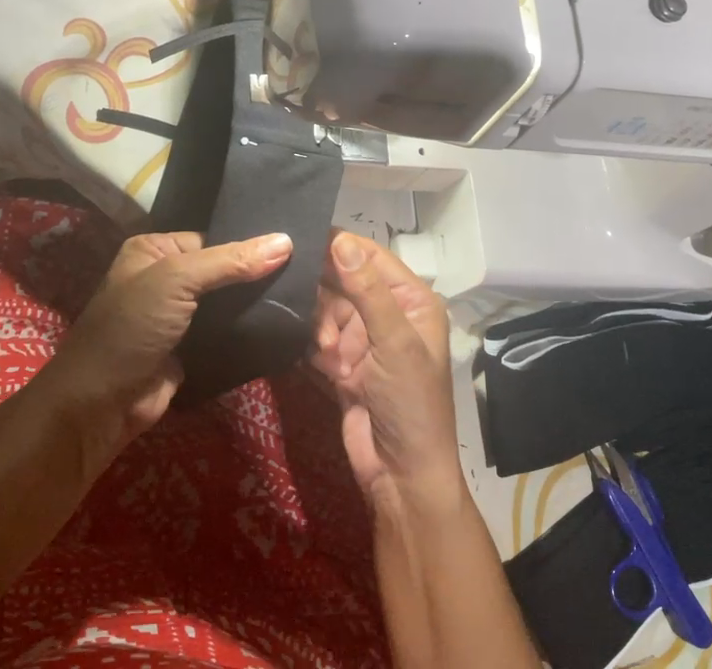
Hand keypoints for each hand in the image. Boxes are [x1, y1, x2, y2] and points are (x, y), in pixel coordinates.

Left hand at [46, 230, 292, 445]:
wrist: (101, 404)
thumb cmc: (131, 328)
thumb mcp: (176, 281)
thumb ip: (229, 261)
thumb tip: (286, 241)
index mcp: (154, 251)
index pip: (214, 238)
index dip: (249, 243)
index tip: (295, 244)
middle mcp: (166, 279)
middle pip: (224, 271)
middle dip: (258, 275)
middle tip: (308, 272)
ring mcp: (180, 317)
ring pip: (229, 304)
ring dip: (257, 305)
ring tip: (305, 296)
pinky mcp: (192, 350)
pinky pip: (228, 333)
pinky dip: (249, 332)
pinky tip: (285, 325)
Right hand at [311, 231, 462, 512]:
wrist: (401, 474)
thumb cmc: (410, 403)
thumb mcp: (393, 342)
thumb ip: (366, 290)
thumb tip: (340, 240)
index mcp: (412, 300)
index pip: (370, 257)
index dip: (338, 246)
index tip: (299, 237)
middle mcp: (388, 313)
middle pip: (342, 281)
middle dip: (325, 296)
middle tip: (305, 306)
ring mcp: (363, 340)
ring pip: (325, 310)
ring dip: (321, 329)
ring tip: (329, 356)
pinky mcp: (342, 364)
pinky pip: (317, 339)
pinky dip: (313, 349)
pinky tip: (320, 366)